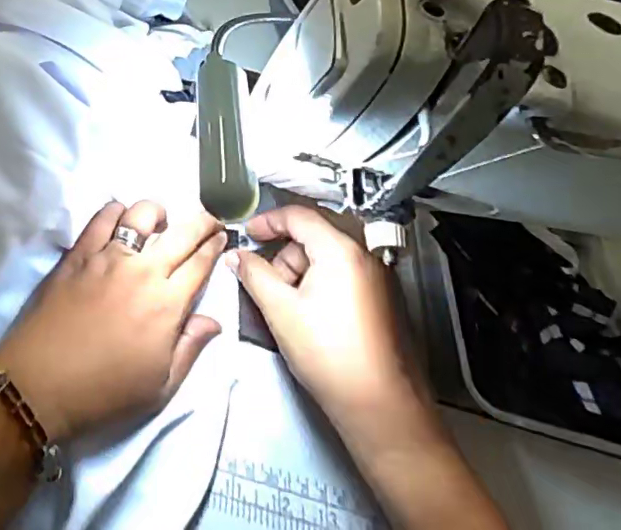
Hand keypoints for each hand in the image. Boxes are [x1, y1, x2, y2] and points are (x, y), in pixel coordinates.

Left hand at [0, 201, 226, 442]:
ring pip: (142, 215)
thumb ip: (190, 348)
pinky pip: (102, 218)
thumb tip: (214, 320)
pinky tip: (120, 219)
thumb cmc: (103, 394)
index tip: (222, 238)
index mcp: (167, 303)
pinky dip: (116, 212)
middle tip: (209, 221)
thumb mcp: (158, 387)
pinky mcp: (79, 254)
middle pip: (182, 232)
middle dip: (203, 222)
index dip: (215, 246)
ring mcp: (109, 258)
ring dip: (158, 213)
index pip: (201, 262)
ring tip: (160, 222)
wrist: (38, 388)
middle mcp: (144, 271)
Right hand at [227, 205, 422, 427]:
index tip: (250, 233)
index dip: (268, 221)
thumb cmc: (331, 356)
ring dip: (303, 272)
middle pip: (313, 235)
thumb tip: (238, 256)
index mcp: (340, 249)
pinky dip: (323, 283)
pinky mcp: (383, 296)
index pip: (299, 215)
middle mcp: (363, 253)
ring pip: (328, 256)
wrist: (379, 405)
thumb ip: (255, 275)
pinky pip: (345, 273)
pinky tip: (314, 317)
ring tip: (293, 311)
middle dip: (285, 256)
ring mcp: (377, 274)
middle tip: (269, 285)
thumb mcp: (281, 311)